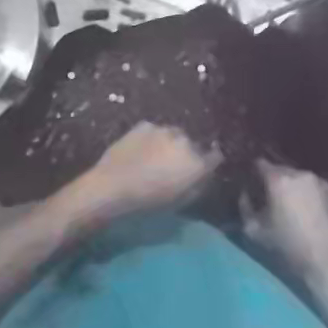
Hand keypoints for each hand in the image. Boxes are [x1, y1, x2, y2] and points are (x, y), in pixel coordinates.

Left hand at [66, 124, 217, 221]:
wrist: (111, 187)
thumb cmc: (147, 203)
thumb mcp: (180, 202)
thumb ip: (197, 186)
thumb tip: (203, 175)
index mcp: (197, 163)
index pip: (215, 157)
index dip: (209, 162)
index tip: (201, 168)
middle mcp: (186, 142)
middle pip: (192, 145)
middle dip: (186, 154)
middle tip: (171, 167)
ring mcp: (164, 130)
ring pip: (173, 135)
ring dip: (169, 144)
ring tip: (154, 158)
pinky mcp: (145, 125)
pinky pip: (154, 131)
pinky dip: (151, 139)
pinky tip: (139, 150)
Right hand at [245, 161, 327, 279]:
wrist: (326, 265)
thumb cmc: (286, 247)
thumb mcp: (252, 230)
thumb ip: (244, 205)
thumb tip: (245, 192)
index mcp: (279, 179)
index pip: (260, 163)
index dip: (253, 171)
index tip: (250, 182)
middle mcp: (302, 174)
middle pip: (281, 169)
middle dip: (273, 180)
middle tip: (269, 197)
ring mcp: (322, 183)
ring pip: (300, 178)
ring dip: (293, 187)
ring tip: (290, 205)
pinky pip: (316, 188)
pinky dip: (309, 195)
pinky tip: (309, 212)